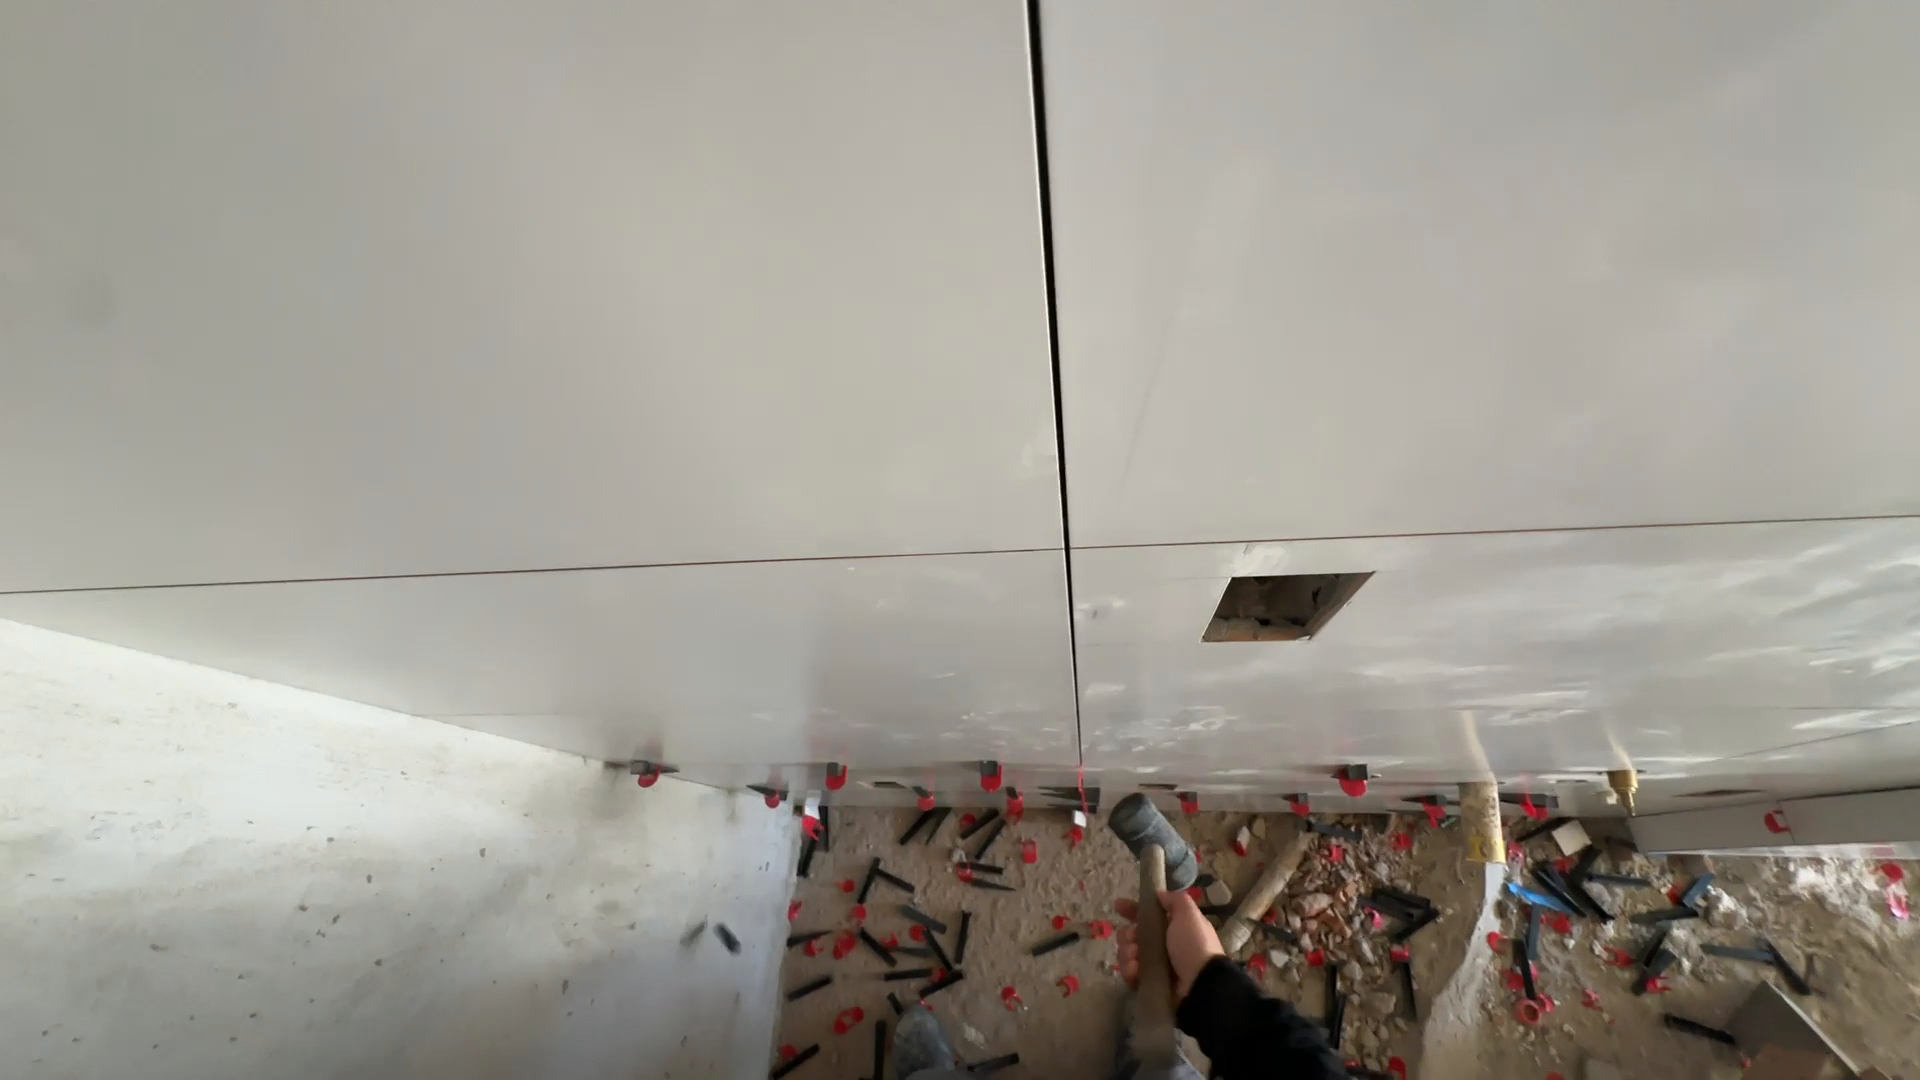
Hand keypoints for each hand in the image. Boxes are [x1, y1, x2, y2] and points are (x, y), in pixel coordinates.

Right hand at [1114, 889, 1225, 1000]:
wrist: (1203, 985)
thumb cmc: (1194, 945)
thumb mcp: (1189, 914)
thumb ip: (1175, 899)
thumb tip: (1159, 894)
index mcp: (1172, 929)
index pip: (1147, 916)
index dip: (1132, 909)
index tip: (1118, 907)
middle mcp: (1163, 946)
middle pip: (1133, 934)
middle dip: (1127, 934)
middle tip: (1132, 938)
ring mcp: (1155, 967)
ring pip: (1129, 953)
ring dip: (1127, 952)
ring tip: (1135, 956)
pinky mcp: (1150, 985)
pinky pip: (1131, 975)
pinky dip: (1129, 971)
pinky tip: (1134, 969)